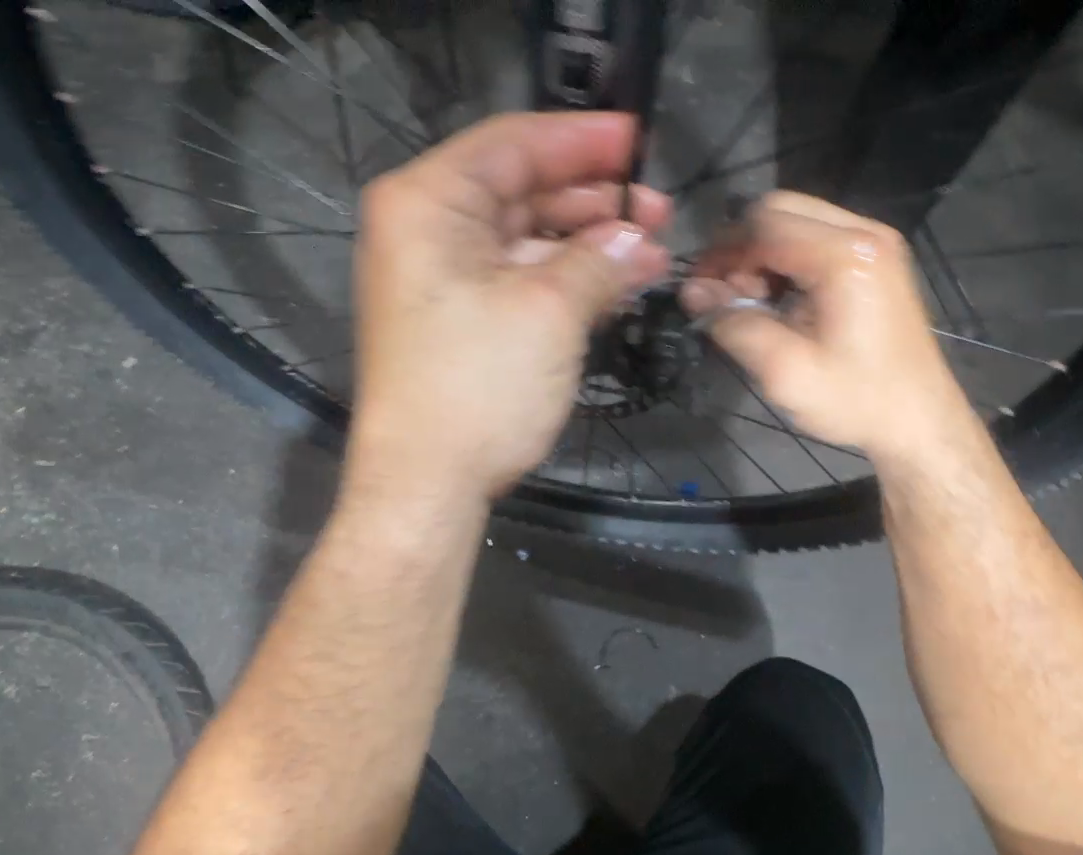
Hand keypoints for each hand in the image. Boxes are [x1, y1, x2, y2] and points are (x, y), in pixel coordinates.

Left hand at [347, 112, 671, 505]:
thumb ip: (600, 260)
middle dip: (592, 200)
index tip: (642, 143)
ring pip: (522, 239)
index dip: (584, 140)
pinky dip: (563, 280)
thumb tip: (640, 239)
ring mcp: (436, 279)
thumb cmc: (478, 386)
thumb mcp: (550, 311)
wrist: (425, 485)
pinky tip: (615, 285)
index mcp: (428, 202)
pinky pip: (514, 280)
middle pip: (519, 189)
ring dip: (586, 244)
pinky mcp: (453, 321)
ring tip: (650, 253)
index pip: (513, 143)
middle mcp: (423, 230)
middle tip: (659, 212)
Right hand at [680, 192, 972, 467]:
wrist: (919, 419)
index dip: (723, 253)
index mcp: (845, 256)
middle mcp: (864, 232)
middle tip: (726, 296)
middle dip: (742, 248)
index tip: (700, 291)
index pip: (764, 224)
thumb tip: (691, 293)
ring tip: (753, 303)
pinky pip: (817, 237)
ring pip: (796, 219)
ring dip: (763, 253)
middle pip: (779, 210)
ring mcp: (874, 242)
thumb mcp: (785, 372)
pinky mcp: (875, 258)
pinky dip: (787, 259)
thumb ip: (734, 324)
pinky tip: (780, 300)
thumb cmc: (855, 400)